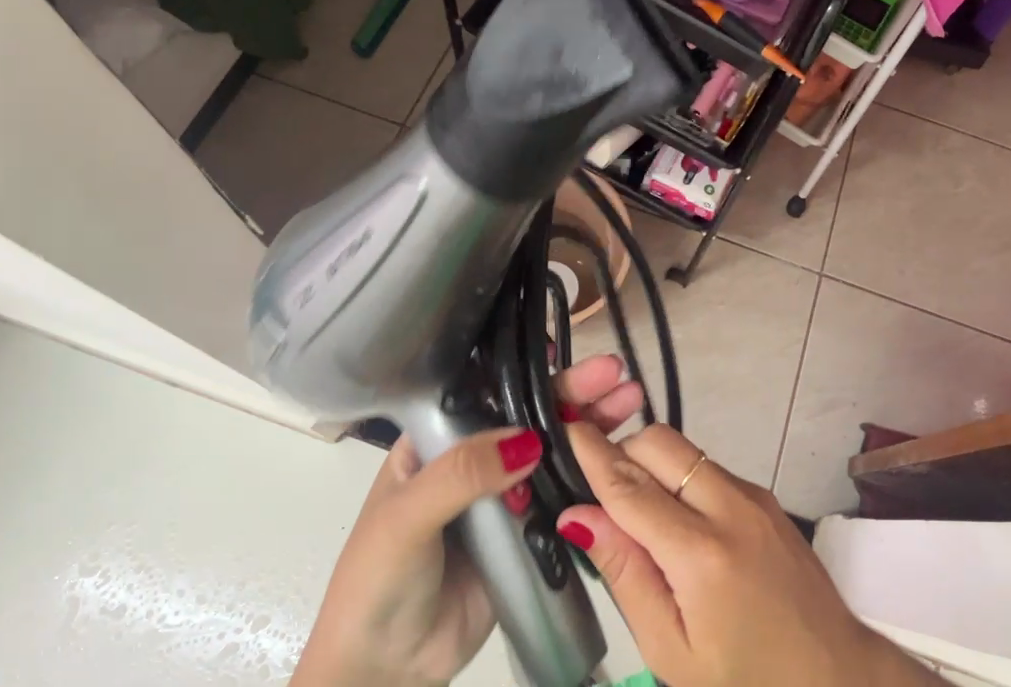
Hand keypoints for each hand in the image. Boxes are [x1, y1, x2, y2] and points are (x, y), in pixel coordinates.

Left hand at [292, 356, 643, 686]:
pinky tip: (626, 457)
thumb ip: (461, 474)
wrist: (385, 669)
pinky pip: (563, 500)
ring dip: (593, 427)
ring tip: (633, 401)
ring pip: (553, 454)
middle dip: (573, 393)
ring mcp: (504, 501)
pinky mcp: (528, 537)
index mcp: (437, 444)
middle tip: (616, 374)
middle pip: (530, 419)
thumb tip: (531, 439)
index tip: (569, 356)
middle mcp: (474, 463)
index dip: (528, 374)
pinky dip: (595, 477)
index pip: (488, 396)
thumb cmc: (377, 581)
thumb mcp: (406, 518)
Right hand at [556, 423, 943, 686]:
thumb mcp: (671, 648)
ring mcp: (754, 496)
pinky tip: (677, 525)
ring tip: (639, 518)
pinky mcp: (765, 497)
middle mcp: (731, 506)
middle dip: (622, 453)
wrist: (834, 673)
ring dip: (652, 466)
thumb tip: (576, 514)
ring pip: (685, 450)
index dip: (590, 453)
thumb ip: (625, 574)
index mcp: (702, 552)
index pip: (630, 486)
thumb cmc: (744, 677)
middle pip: (660, 443)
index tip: (562, 425)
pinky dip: (680, 479)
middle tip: (603, 496)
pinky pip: (708, 468)